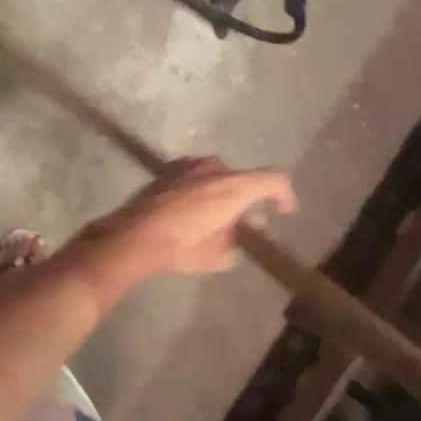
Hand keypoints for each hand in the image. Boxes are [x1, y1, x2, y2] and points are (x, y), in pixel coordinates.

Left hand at [65, 156, 295, 295]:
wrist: (134, 237)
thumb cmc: (182, 247)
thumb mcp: (218, 256)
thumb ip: (235, 242)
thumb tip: (235, 238)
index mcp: (235, 186)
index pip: (274, 179)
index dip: (285, 194)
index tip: (286, 210)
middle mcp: (216, 167)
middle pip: (243, 179)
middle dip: (248, 199)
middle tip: (245, 222)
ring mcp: (189, 165)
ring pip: (218, 176)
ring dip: (223, 193)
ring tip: (217, 217)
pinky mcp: (168, 169)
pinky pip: (195, 176)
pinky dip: (201, 190)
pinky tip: (191, 211)